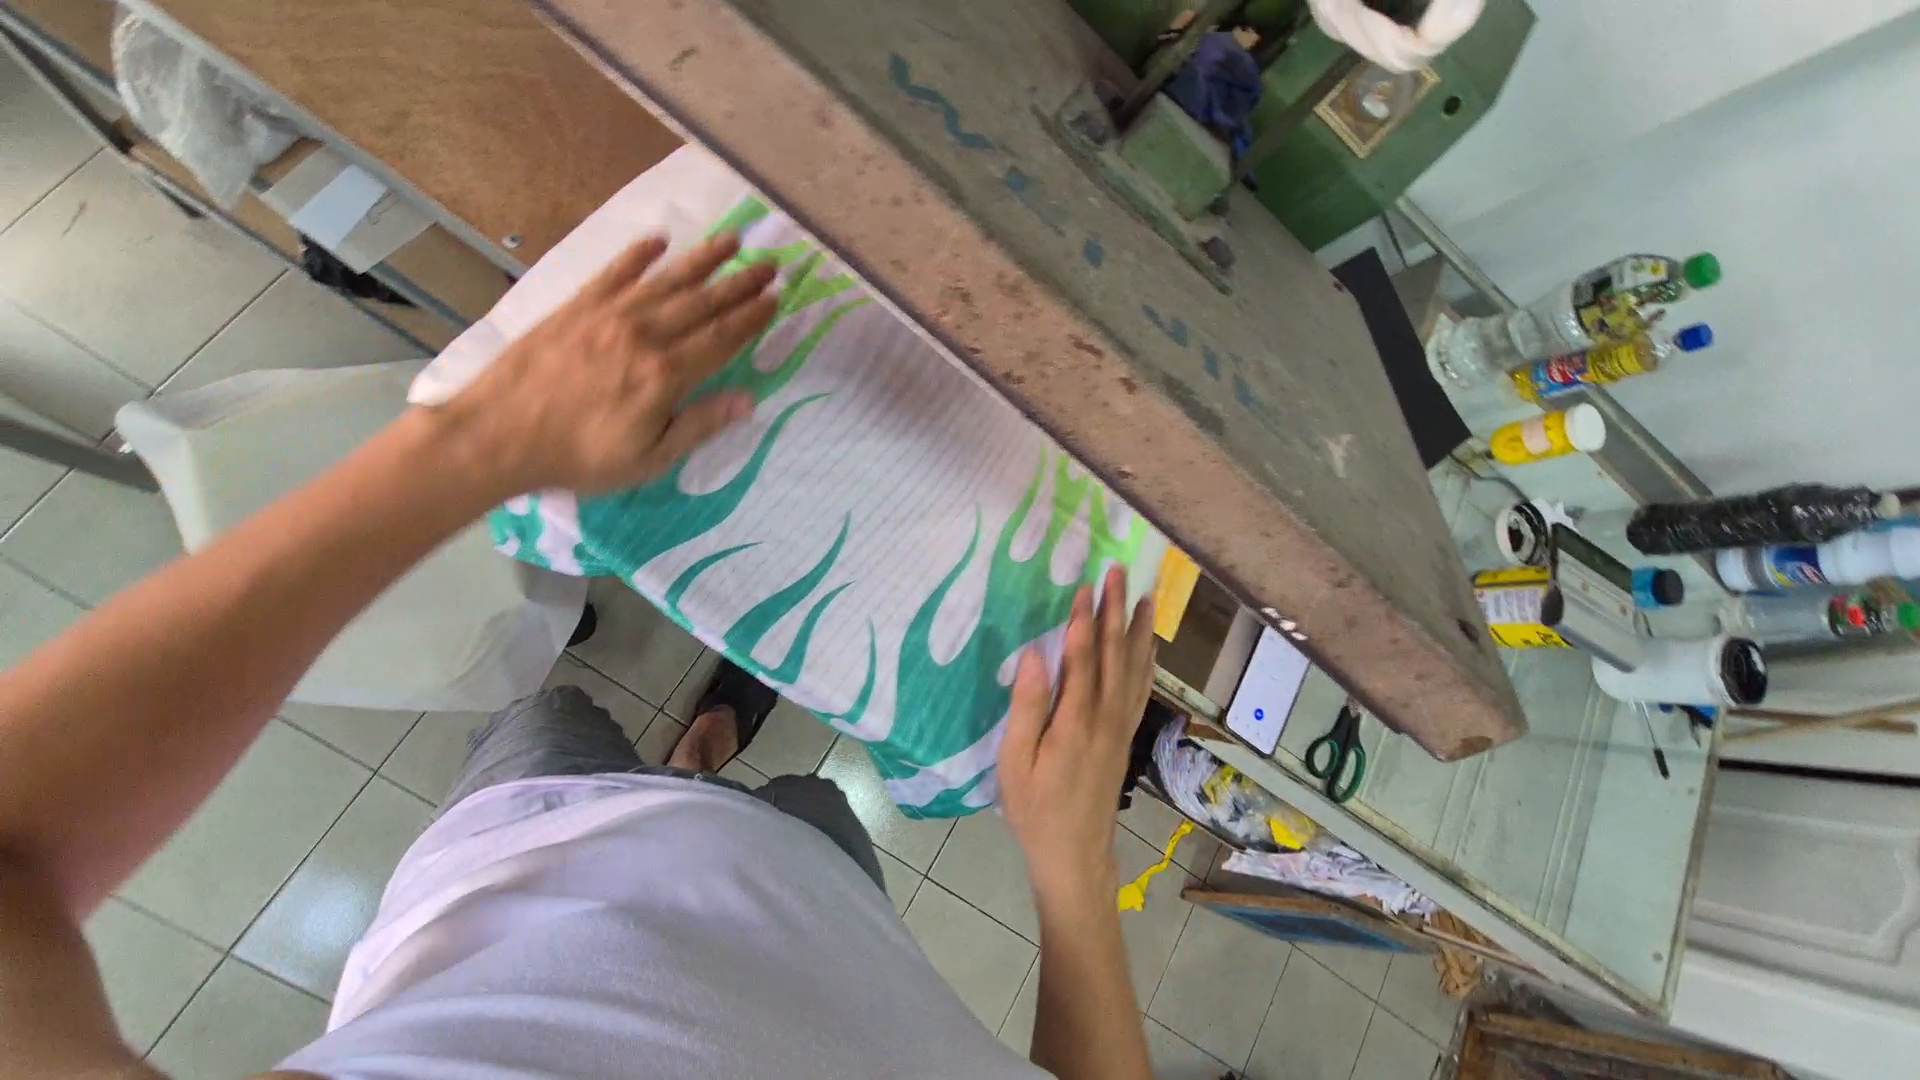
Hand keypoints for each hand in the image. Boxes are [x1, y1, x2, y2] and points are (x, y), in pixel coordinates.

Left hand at [436, 232, 778, 497]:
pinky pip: (616, 272)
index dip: (752, 319)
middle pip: (703, 303)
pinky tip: (659, 240)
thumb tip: (748, 400)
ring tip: (733, 242)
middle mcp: (644, 334)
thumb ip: (699, 425)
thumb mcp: (649, 459)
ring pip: (667, 281)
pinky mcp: (577, 306)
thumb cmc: (580, 456)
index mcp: (666, 374)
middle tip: (771, 264)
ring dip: (704, 260)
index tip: (777, 299)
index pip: (722, 339)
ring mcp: (609, 314)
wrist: (498, 434)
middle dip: (741, 283)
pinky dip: (639, 255)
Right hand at [998, 566, 1156, 906]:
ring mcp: (1120, 728)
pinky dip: (1146, 663)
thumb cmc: (1035, 809)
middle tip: (1121, 573)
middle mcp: (1105, 717)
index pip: (1083, 659)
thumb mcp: (1016, 762)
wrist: (1075, 854)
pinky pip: (1140, 691)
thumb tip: (1034, 655)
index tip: (1087, 584)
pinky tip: (1149, 647)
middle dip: (1117, 611)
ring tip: (1145, 597)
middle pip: (1114, 655)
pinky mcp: (1124, 738)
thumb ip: (1027, 707)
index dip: (1085, 620)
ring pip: (1134, 669)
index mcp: (1075, 721)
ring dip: (1138, 630)